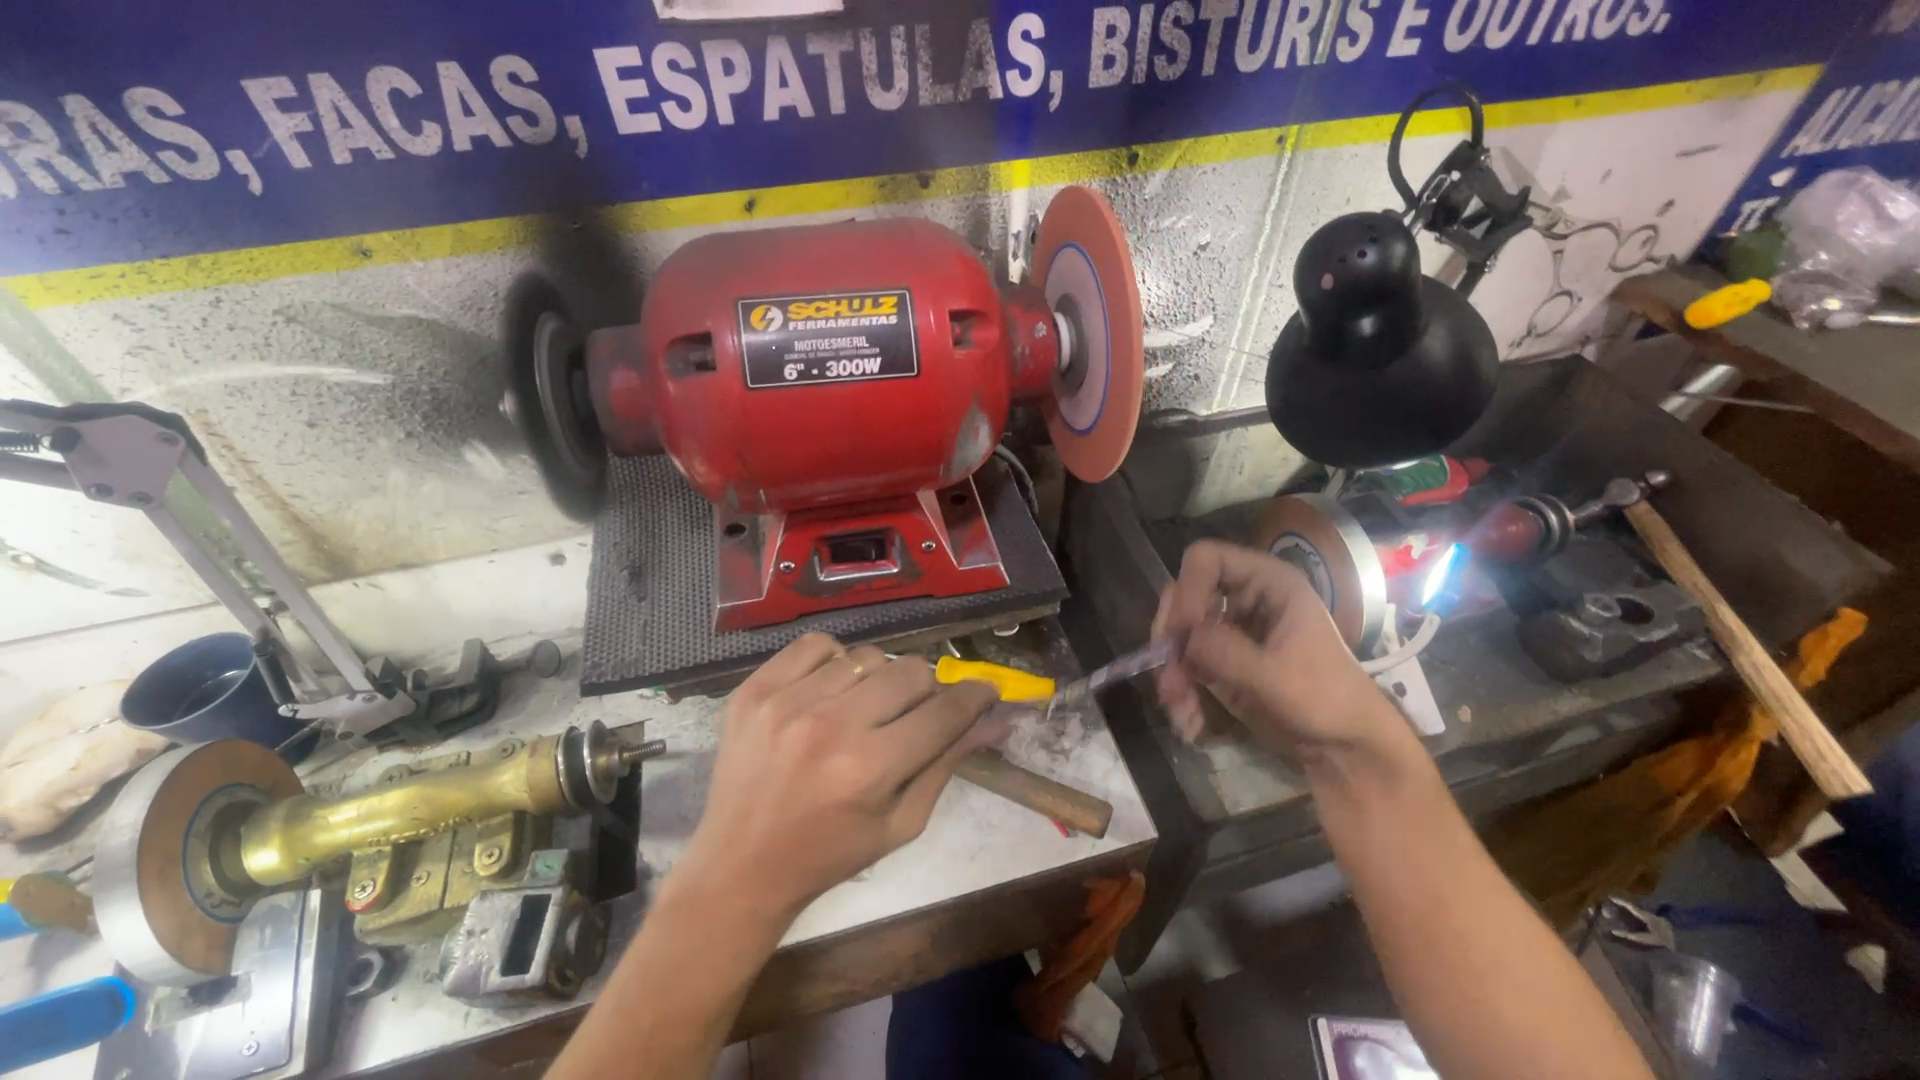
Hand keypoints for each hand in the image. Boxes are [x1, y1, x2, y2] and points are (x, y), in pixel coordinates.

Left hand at [677, 633, 1004, 922]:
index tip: (984, 692)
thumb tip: (996, 719)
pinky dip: (834, 661)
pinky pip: (816, 645)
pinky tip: (830, 690)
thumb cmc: (830, 854)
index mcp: (869, 768)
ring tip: (865, 709)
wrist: (740, 865)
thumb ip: (948, 764)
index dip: (975, 696)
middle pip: (910, 671)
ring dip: (879, 678)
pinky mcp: (754, 690)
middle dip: (926, 690)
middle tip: (916, 713)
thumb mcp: (901, 823)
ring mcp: (786, 702)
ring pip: (866, 655)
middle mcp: (829, 726)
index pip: (944, 710)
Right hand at [1154, 540, 1397, 770]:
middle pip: (1183, 596)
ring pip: (1178, 633)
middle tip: (1168, 677)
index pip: (1208, 559)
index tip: (1181, 632)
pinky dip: (1179, 689)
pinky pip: (1184, 663)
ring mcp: (1230, 629)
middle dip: (1172, 638)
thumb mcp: (1277, 677)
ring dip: (1171, 670)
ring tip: (1179, 709)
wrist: (1344, 744)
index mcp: (1268, 583)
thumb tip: (1183, 638)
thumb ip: (1227, 652)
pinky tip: (1189, 720)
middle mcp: (1244, 597)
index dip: (1188, 589)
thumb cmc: (1326, 699)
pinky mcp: (1220, 661)